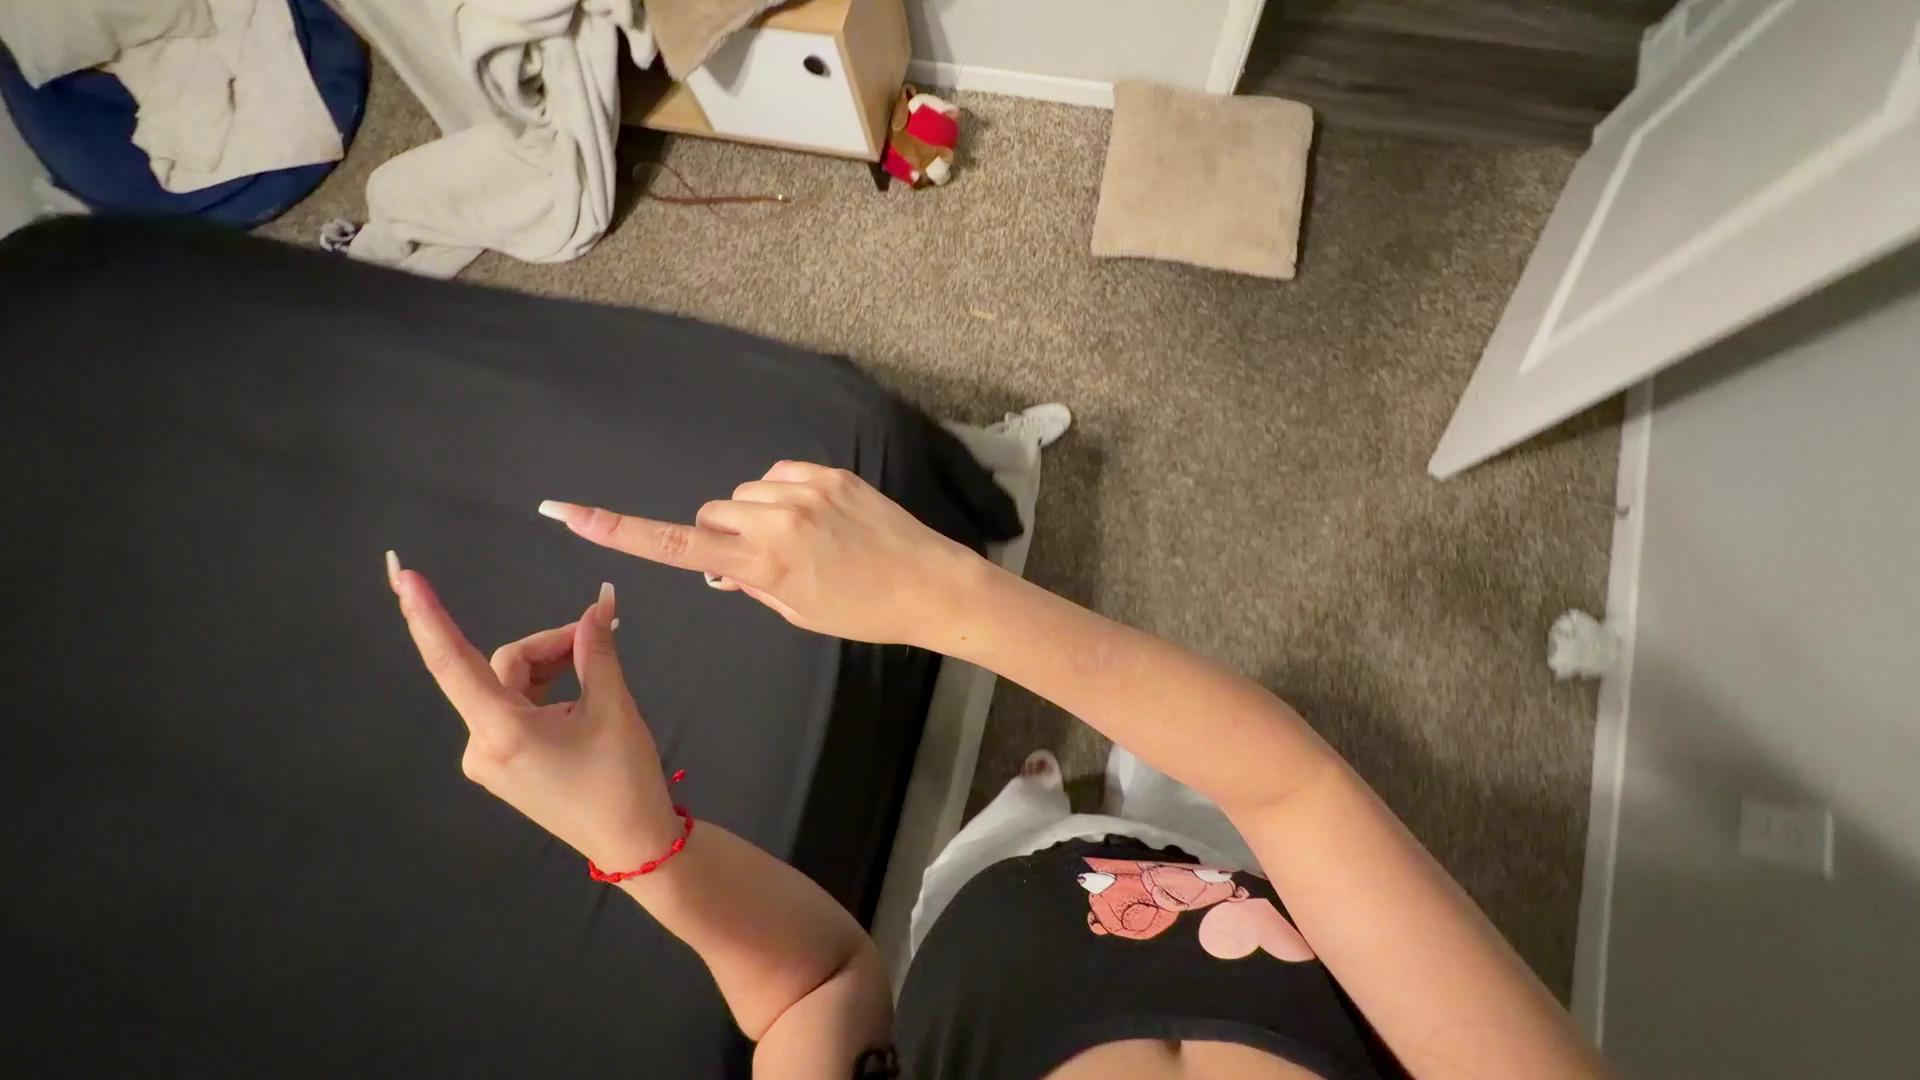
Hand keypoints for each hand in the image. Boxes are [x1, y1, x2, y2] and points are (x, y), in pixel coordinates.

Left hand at [386, 554, 680, 870]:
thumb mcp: (613, 706)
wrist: (633, 842)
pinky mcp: (506, 765)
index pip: (454, 662)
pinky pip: (517, 710)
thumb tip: (601, 603)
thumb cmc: (623, 777)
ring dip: (553, 665)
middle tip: (603, 629)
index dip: (428, 617)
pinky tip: (583, 687)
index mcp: (501, 731)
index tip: (403, 578)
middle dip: (552, 644)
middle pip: (504, 668)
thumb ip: (598, 650)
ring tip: (600, 661)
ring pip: (511, 688)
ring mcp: (490, 758)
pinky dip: (548, 689)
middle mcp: (482, 744)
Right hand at [536, 461, 989, 647]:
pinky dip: (785, 495)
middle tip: (765, 559)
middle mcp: (777, 519)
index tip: (571, 512)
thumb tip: (722, 564)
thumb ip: (752, 583)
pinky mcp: (831, 474)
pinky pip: (781, 476)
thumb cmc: (864, 612)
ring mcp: (805, 490)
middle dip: (725, 534)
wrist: (931, 584)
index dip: (620, 530)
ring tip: (803, 539)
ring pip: (746, 494)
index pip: (679, 545)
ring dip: (757, 514)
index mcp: (764, 564)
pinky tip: (818, 517)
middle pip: (713, 513)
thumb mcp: (799, 612)